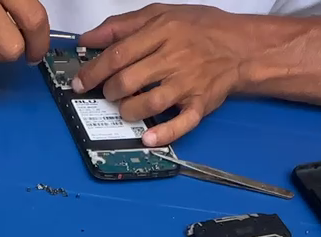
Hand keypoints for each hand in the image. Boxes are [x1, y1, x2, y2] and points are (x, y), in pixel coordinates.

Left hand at [75, 4, 246, 144]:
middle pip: (129, 80)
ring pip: (150, 102)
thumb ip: (123, 26)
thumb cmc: (198, 29)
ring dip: (128, 111)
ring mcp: (188, 83)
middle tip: (108, 94)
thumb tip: (87, 39)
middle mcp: (174, 56)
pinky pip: (181, 124)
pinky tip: (147, 138)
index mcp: (163, 30)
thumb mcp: (162, 14)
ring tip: (125, 109)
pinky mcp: (200, 104)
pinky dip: (163, 134)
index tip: (79, 83)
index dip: (93, 72)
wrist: (241, 45)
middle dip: (109, 92)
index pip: (118, 54)